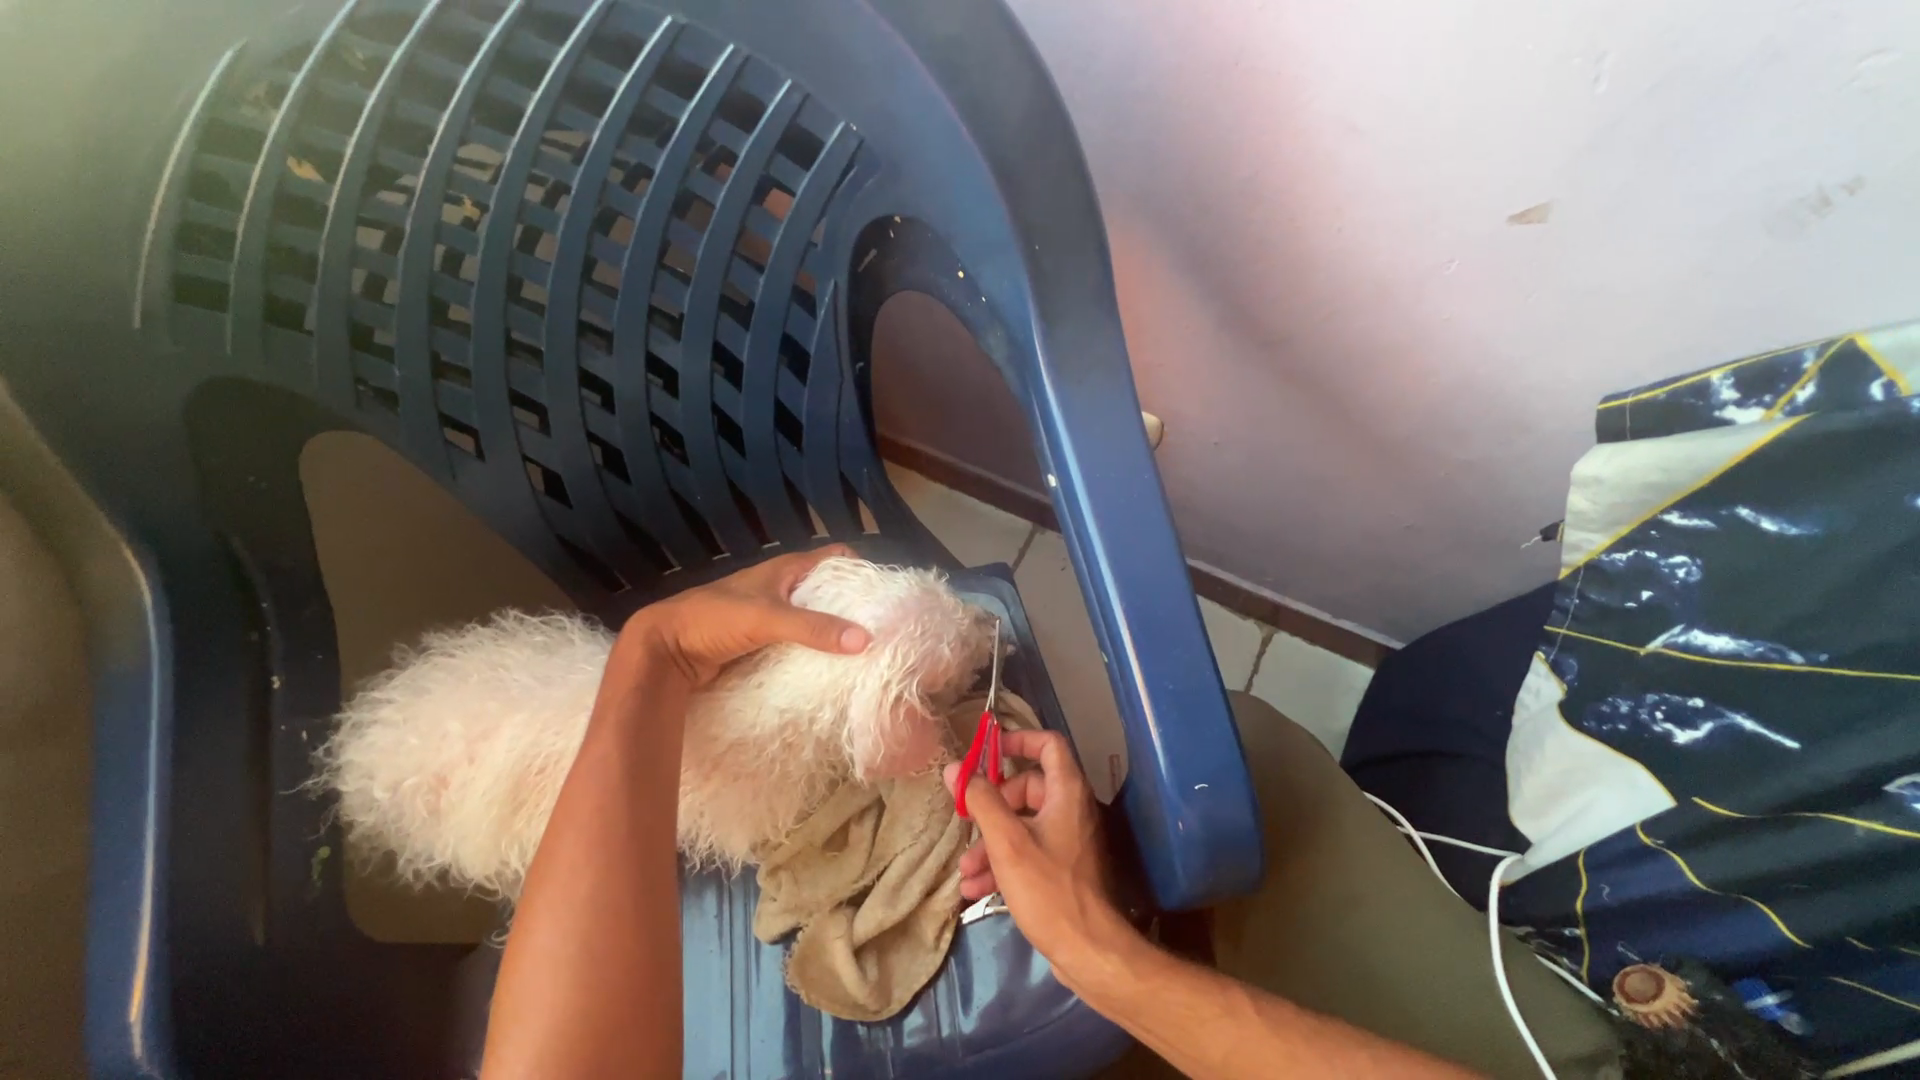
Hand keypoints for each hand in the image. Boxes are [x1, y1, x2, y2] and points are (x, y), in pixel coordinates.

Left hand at [619, 545, 870, 687]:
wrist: (665, 648)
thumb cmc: (714, 619)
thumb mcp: (768, 618)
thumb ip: (814, 628)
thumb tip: (866, 640)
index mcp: (784, 569)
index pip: (833, 558)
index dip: (859, 568)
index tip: (885, 591)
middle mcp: (781, 588)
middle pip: (826, 590)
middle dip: (852, 605)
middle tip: (883, 626)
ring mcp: (770, 616)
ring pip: (812, 619)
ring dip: (832, 631)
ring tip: (864, 650)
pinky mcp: (761, 641)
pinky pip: (796, 642)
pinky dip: (813, 650)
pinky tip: (830, 666)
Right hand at [942, 730, 1133, 978]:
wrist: (1089, 951)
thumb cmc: (1049, 888)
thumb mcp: (1007, 842)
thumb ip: (980, 800)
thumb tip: (955, 769)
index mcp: (1067, 792)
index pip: (1048, 744)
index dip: (1018, 739)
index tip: (987, 751)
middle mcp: (1072, 809)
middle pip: (1027, 789)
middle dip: (991, 809)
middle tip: (966, 826)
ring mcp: (1069, 840)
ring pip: (1023, 825)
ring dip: (991, 844)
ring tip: (965, 872)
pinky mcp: (1063, 869)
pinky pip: (1029, 852)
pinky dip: (1004, 864)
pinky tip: (976, 889)